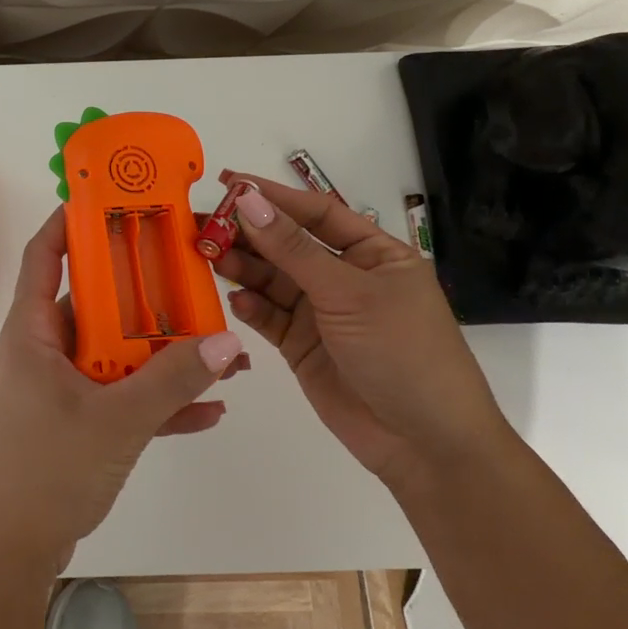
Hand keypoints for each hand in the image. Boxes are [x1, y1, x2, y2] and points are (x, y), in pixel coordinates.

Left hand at [0, 207, 249, 569]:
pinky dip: (156, 398)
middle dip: (145, 295)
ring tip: (218, 352)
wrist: (17, 545)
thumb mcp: (117, 420)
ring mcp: (59, 386)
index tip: (114, 200)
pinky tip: (207, 409)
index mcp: (33, 331)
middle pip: (94, 303)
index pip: (45, 254)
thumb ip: (172, 382)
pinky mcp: (76, 421)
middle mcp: (44, 349)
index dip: (72, 222)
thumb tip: (228, 343)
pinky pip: (120, 395)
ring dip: (160, 353)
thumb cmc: (48, 468)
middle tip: (194, 280)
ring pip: (114, 352)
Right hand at [214, 176, 512, 487]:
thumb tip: (248, 200)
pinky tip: (234, 301)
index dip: (272, 196)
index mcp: (374, 255)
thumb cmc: (402, 353)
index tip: (227, 183)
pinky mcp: (301, 345)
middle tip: (201, 222)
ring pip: (271, 279)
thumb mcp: (349, 294)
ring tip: (208, 256)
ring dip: (242, 267)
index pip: (316, 213)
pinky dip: (249, 307)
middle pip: (287, 244)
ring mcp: (322, 313)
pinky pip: (267, 316)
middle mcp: (346, 278)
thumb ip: (292, 249)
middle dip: (247, 232)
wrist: (425, 445)